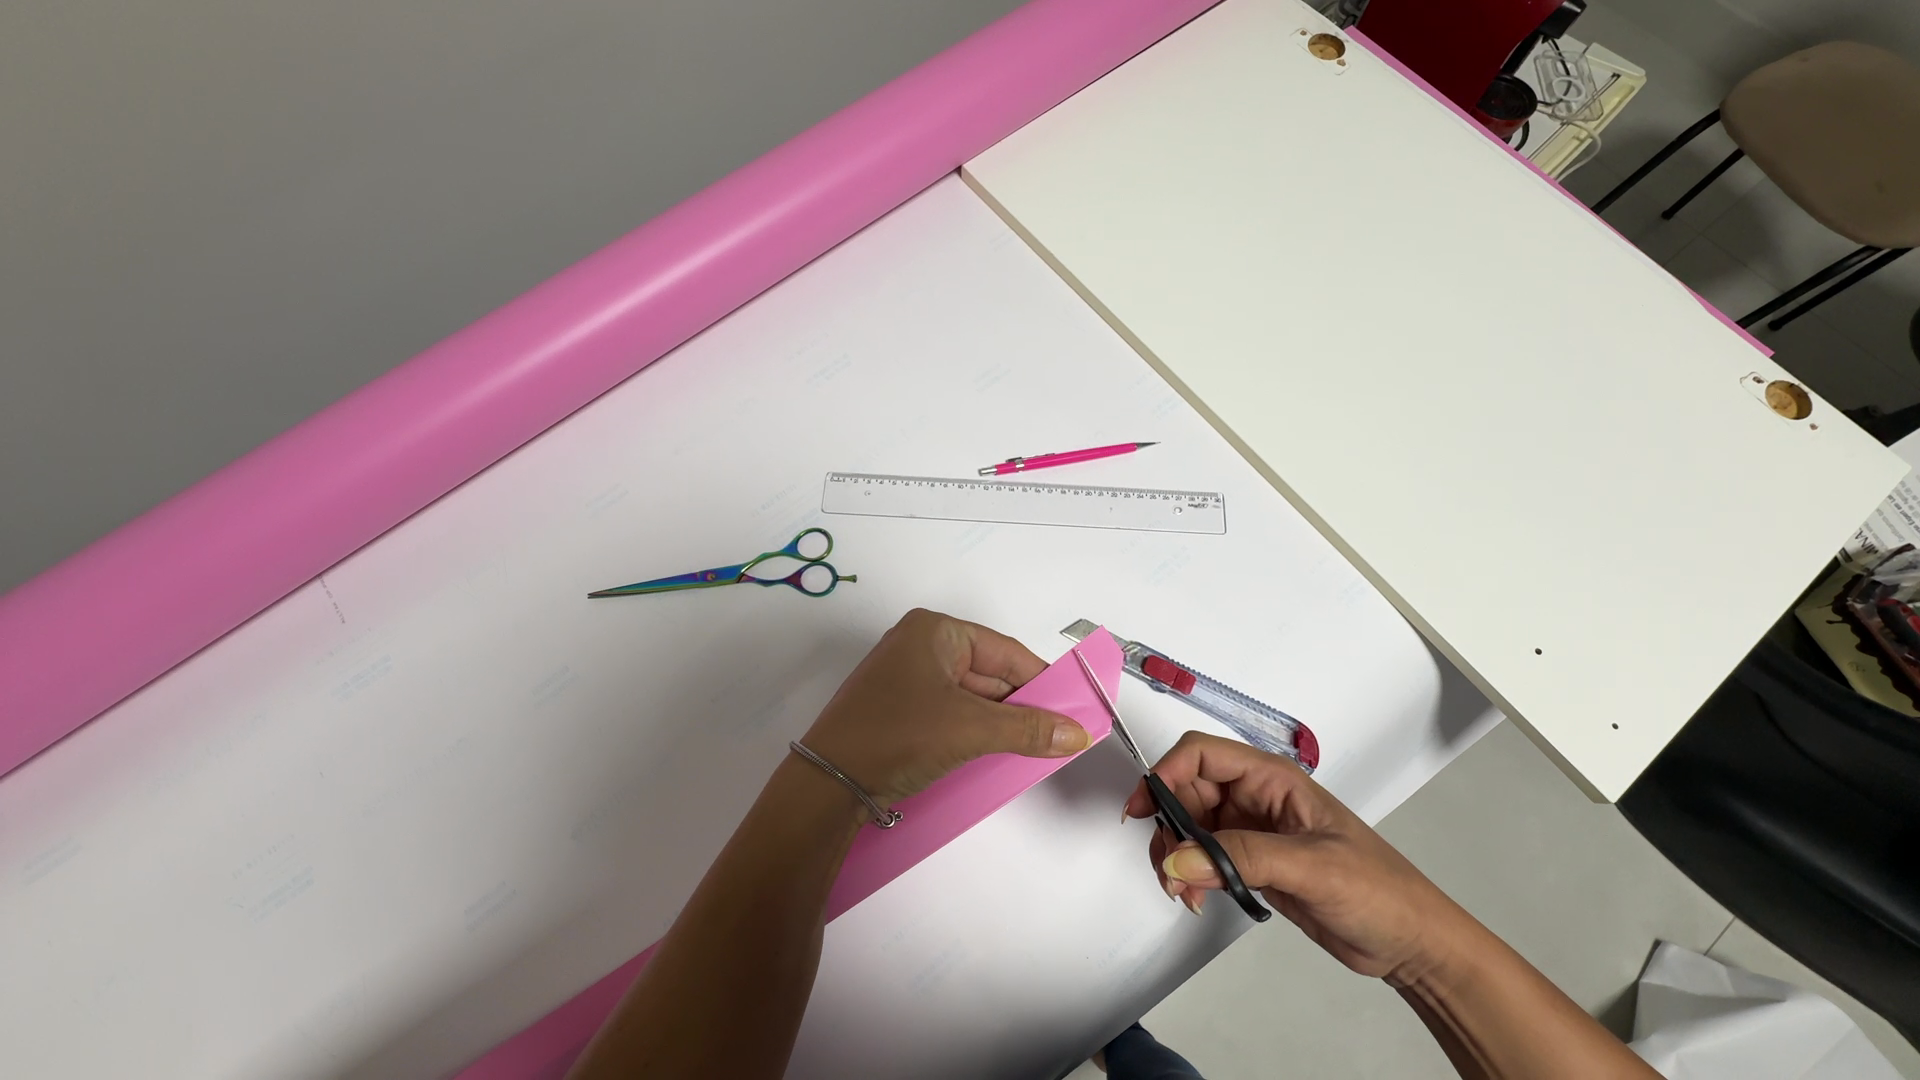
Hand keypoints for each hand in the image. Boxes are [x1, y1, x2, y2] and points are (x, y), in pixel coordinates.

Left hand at [798, 609, 1089, 805]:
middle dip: (1022, 707)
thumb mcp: (970, 728)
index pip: (1006, 652)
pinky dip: (976, 733)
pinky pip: (951, 714)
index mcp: (934, 630)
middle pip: (990, 674)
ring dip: (1000, 723)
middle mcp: (920, 645)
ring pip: (972, 697)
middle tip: (1060, 737)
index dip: (1043, 682)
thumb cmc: (898, 735)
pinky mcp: (899, 710)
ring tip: (1035, 749)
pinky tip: (997, 754)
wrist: (827, 782)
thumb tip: (1079, 734)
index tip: (1074, 710)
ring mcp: (907, 679)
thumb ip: (1028, 728)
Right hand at [1128, 732, 1470, 985]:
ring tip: (1182, 892)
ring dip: (1174, 853)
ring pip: (1188, 825)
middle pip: (1186, 790)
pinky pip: (1201, 856)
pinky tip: (1196, 898)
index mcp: (1272, 779)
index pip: (1202, 754)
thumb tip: (1177, 858)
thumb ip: (1240, 858)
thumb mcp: (1311, 867)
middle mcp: (1255, 797)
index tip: (1145, 810)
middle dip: (1167, 824)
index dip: (1167, 772)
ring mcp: (1250, 830)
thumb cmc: (1377, 890)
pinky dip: (1188, 873)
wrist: (1411, 944)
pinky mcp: (1249, 862)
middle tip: (1167, 867)